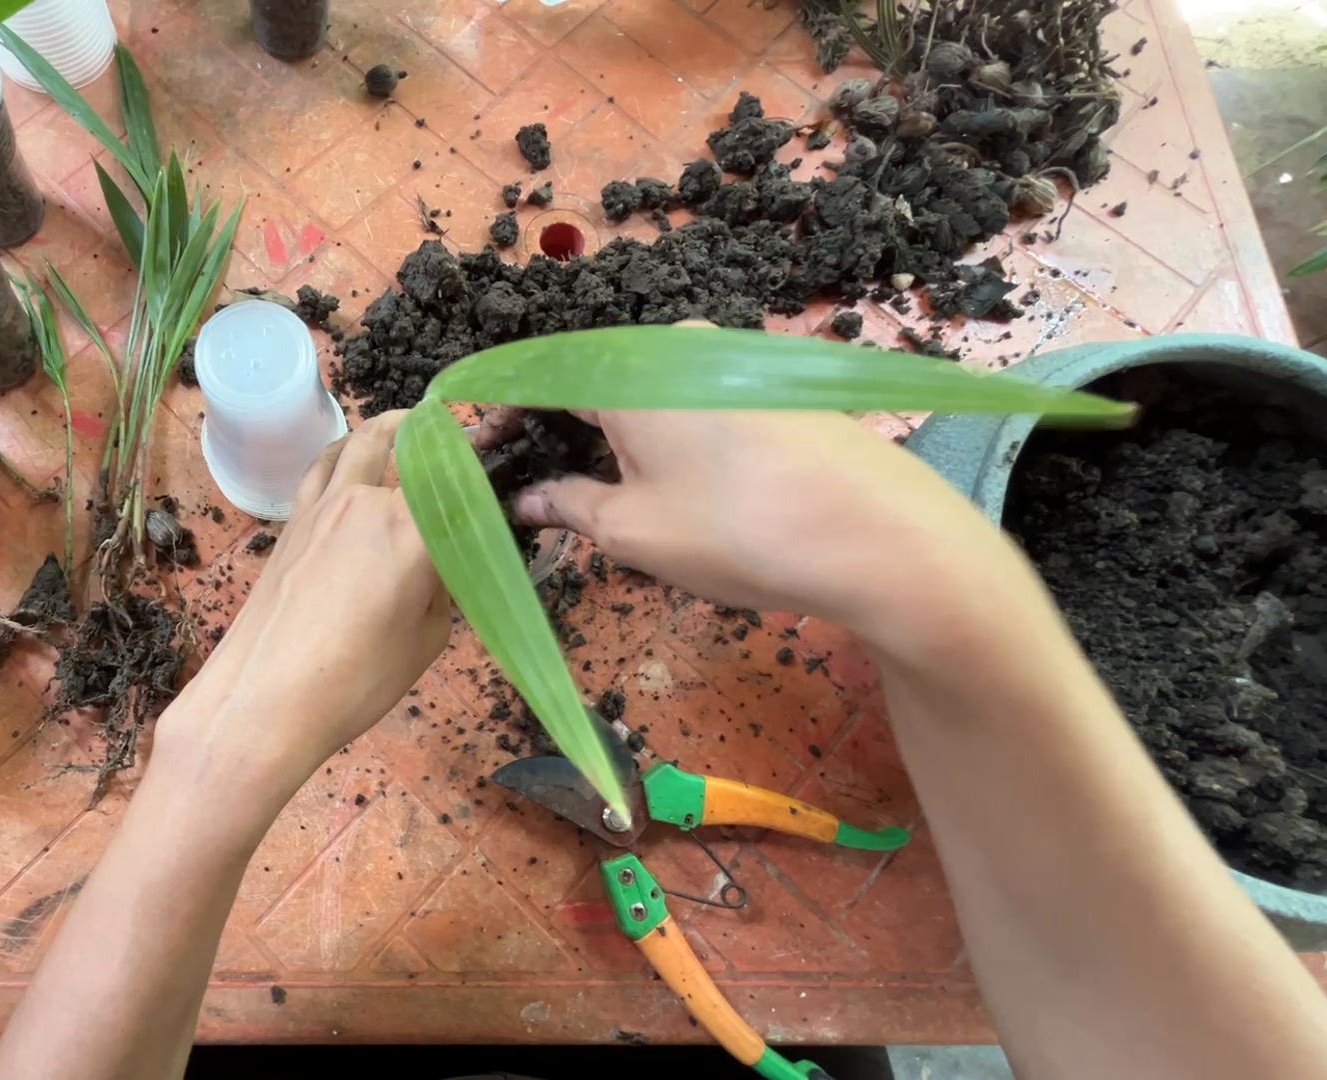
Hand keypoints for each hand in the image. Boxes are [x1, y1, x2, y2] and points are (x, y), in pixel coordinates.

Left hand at [159, 410, 451, 792]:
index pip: (462, 485)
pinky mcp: (295, 516)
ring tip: (411, 425)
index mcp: (415, 531)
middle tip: (461, 454)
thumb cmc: (357, 680)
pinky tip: (351, 456)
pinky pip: (324, 464)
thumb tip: (442, 561)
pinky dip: (346, 449)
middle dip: (444, 448)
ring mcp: (326, 502)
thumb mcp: (428, 639)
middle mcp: (371, 501)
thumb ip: (443, 585)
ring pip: (364, 441)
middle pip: (416, 453)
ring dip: (393, 427)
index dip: (486, 480)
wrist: (266, 696)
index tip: (499, 486)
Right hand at [480, 393, 1013, 650]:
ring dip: (604, 436)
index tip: (483, 453)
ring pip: (640, 393)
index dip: (502, 415)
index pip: (540, 378)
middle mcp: (678, 348)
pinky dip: (653, 435)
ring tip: (595, 490)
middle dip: (553, 429)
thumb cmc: (734, 529)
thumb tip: (528, 499)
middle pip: (591, 380)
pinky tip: (663, 481)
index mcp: (630, 372)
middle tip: (536, 483)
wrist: (883, 539)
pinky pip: (686, 401)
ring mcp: (730, 363)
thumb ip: (568, 506)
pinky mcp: (768, 387)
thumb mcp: (631, 529)